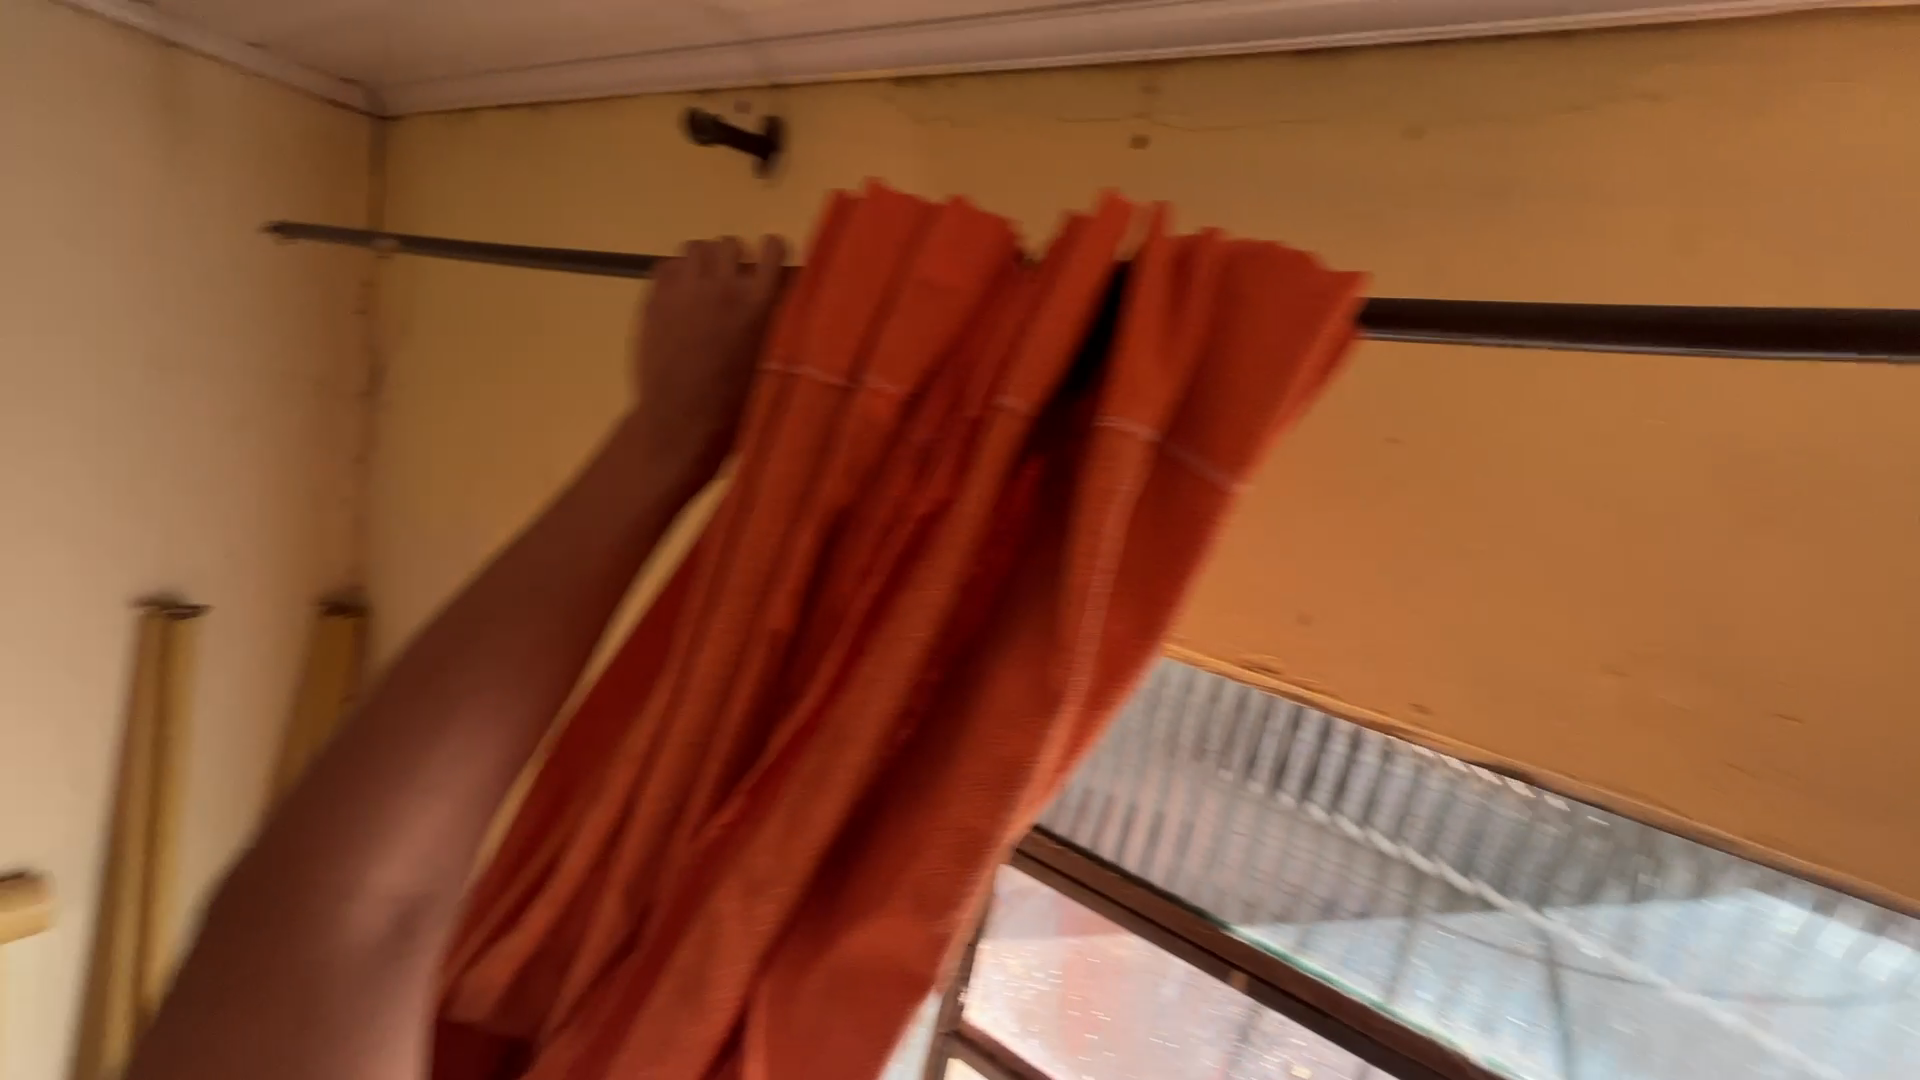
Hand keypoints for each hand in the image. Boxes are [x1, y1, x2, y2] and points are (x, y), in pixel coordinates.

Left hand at [629, 234, 787, 480]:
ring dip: (704, 264)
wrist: (682, 424)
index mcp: (759, 304)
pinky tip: (681, 303)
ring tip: (704, 291)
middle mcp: (723, 286)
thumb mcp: (770, 363)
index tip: (768, 270)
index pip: (771, 247)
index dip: (770, 254)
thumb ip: (773, 324)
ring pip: (695, 248)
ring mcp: (684, 290)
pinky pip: (666, 266)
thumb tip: (775, 304)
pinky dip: (676, 277)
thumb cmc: (737, 407)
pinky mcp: (654, 300)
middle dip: (733, 260)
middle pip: (729, 243)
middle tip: (733, 287)